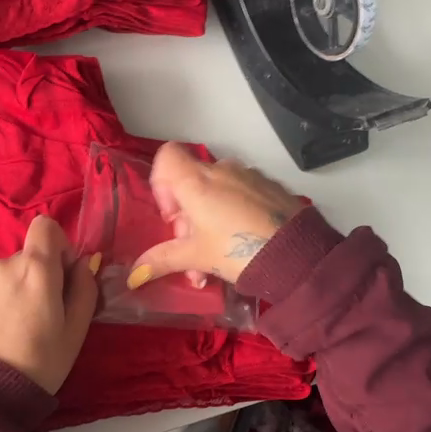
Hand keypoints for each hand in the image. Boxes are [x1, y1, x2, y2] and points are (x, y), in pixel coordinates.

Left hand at [0, 215, 99, 392]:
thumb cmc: (44, 360)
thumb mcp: (78, 328)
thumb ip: (84, 286)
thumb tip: (80, 265)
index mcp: (36, 268)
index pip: (45, 226)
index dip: (59, 245)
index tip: (63, 274)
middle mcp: (4, 265)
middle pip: (29, 254)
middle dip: (41, 274)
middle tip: (45, 311)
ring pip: (9, 271)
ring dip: (18, 286)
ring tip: (20, 323)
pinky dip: (0, 298)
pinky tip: (1, 328)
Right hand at [129, 142, 305, 287]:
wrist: (297, 255)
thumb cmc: (238, 250)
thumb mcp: (196, 257)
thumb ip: (162, 260)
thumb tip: (133, 274)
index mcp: (197, 181)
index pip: (167, 156)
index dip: (162, 184)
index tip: (173, 217)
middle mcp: (221, 170)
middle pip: (191, 182)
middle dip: (187, 218)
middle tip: (193, 250)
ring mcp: (248, 176)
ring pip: (216, 192)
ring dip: (209, 220)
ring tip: (216, 256)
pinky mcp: (270, 187)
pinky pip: (241, 195)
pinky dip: (233, 214)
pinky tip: (241, 243)